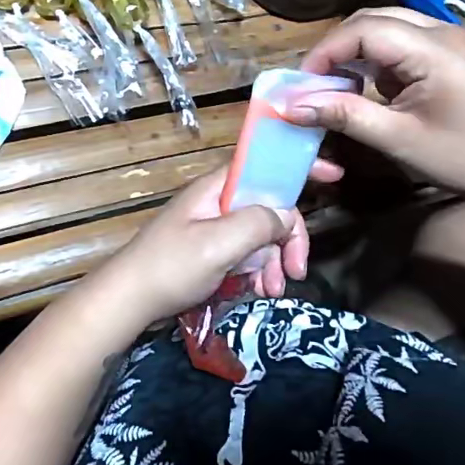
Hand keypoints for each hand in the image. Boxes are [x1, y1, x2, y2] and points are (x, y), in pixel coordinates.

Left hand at [80, 162, 339, 329]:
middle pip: (269, 206)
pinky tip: (259, 291)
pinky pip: (245, 254)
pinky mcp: (209, 251)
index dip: (297, 167)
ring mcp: (212, 227)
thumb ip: (257, 224)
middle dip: (288, 237)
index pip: (263, 164)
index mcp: (217, 188)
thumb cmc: (171, 266)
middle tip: (295, 271)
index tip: (335, 175)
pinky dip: (258, 271)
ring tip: (272, 291)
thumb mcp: (218, 244)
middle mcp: (216, 202)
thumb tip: (286, 216)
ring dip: (273, 261)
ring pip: (259, 234)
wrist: (130, 300)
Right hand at [283, 7, 464, 209]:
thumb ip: (343, 115)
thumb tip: (292, 107)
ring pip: (387, 24)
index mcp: (435, 50)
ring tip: (340, 85)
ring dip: (357, 50)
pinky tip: (373, 86)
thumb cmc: (463, 158)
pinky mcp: (455, 48)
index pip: (363, 29)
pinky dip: (378, 56)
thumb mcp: (397, 139)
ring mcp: (454, 37)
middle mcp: (445, 31)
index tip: (304, 83)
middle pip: (373, 19)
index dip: (326, 51)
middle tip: (316, 82)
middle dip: (338, 47)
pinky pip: (404, 37)